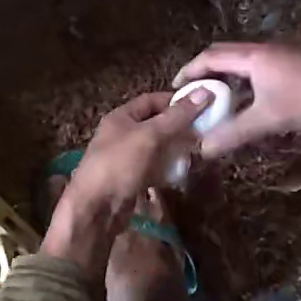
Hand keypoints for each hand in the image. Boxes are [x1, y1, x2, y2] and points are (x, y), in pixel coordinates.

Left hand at [40, 88, 213, 275]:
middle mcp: (122, 134)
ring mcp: (126, 158)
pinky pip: (154, 168)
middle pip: (156, 124)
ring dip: (176, 148)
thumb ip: (177, 116)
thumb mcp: (149, 135)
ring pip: (157, 147)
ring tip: (200, 149)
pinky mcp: (132, 179)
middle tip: (205, 129)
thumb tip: (204, 91)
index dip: (175, 100)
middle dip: (179, 126)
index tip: (201, 105)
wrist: (95, 210)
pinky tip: (185, 170)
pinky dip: (169, 168)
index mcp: (121, 117)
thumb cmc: (119, 164)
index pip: (151, 100)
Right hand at [174, 42, 300, 156]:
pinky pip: (257, 68)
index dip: (190, 70)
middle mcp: (264, 51)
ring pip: (243, 62)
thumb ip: (233, 134)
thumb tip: (204, 149)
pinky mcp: (293, 65)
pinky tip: (247, 101)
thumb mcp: (266, 120)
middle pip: (225, 55)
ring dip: (226, 77)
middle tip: (193, 91)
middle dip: (205, 71)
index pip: (210, 57)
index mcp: (252, 57)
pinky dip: (243, 81)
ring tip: (215, 98)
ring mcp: (280, 56)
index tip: (176, 86)